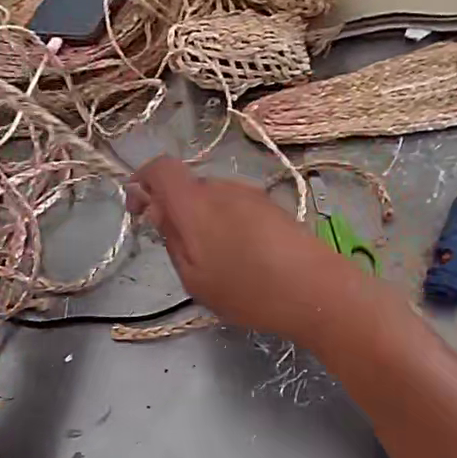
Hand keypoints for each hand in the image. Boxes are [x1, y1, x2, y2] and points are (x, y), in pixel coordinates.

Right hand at [127, 158, 384, 342]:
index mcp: (196, 202)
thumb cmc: (248, 290)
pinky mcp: (274, 207)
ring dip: (204, 220)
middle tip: (181, 251)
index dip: (143, 181)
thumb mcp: (194, 276)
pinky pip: (237, 207)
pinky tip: (244, 258)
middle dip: (175, 210)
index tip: (140, 211)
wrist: (316, 290)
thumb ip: (170, 238)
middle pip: (188, 185)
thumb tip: (155, 208)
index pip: (161, 167)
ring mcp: (252, 195)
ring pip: (214, 198)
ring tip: (218, 262)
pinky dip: (228, 224)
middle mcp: (223, 188)